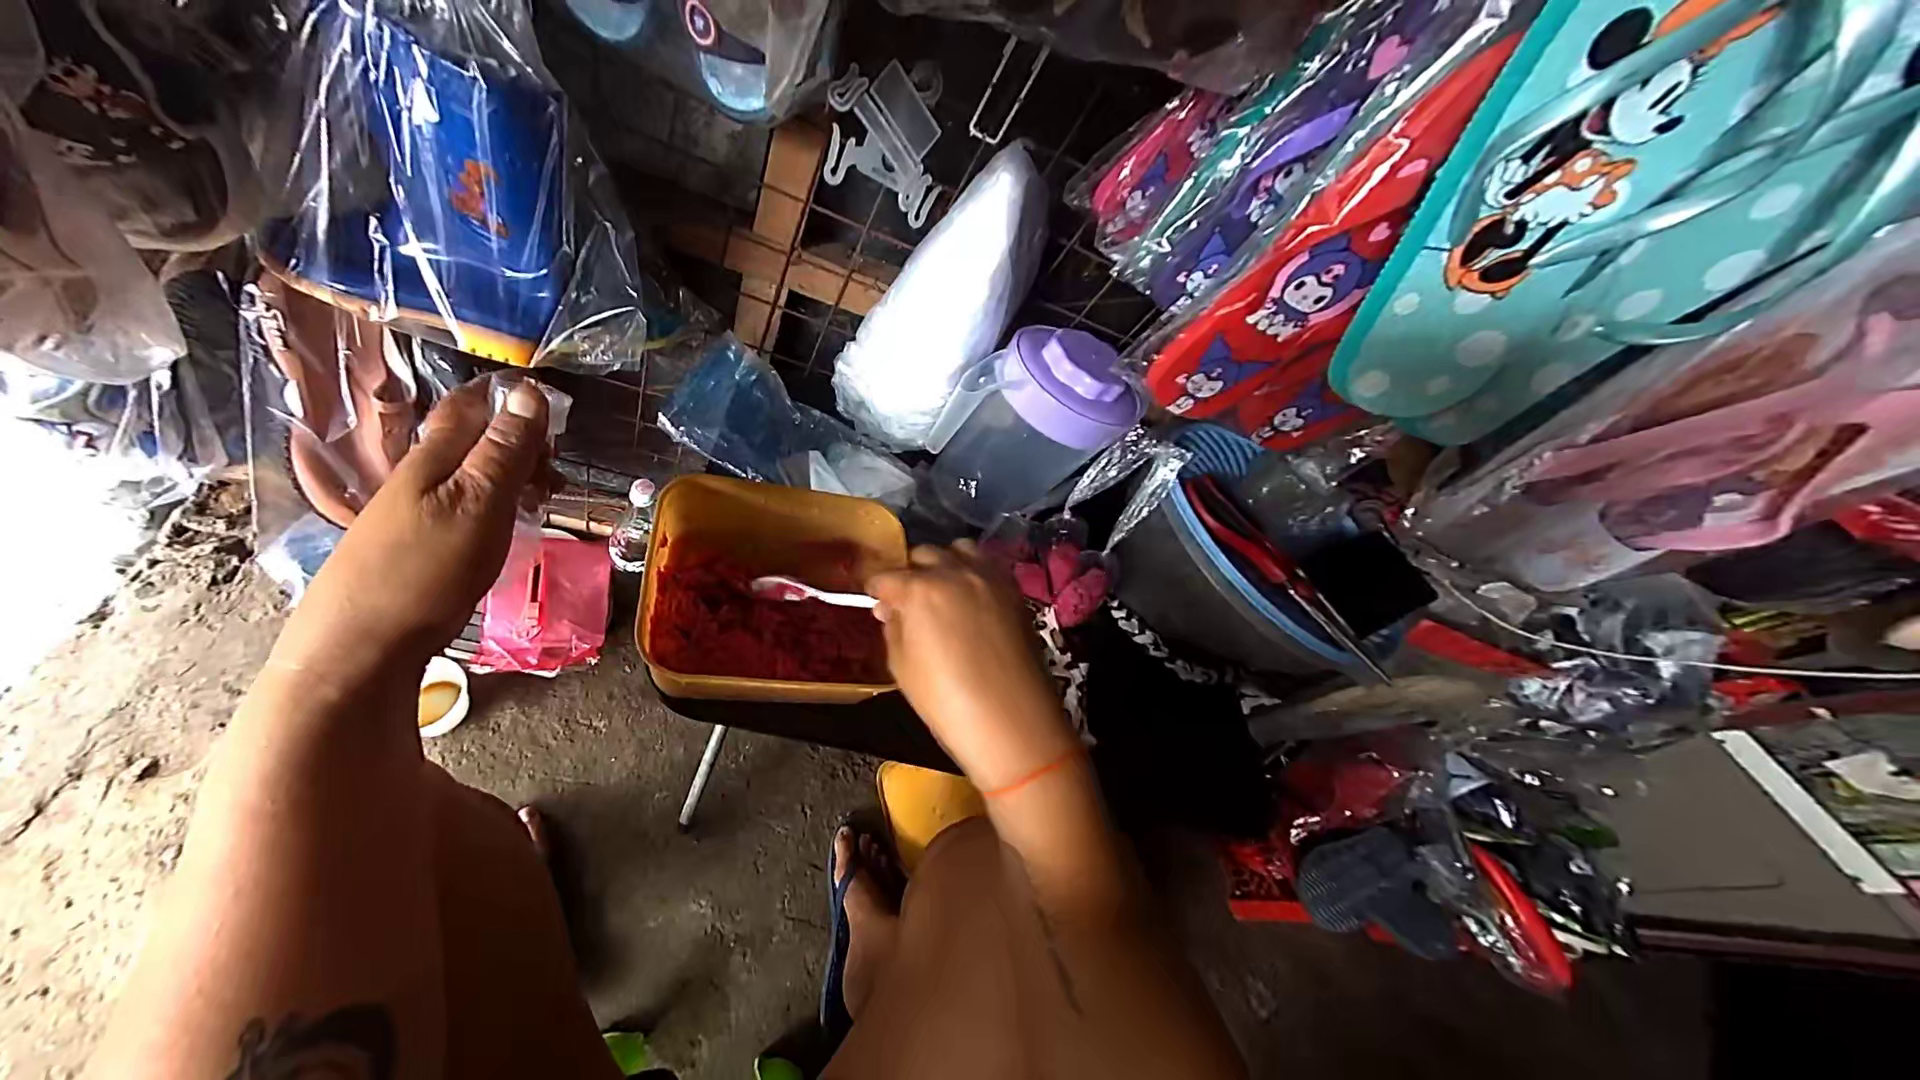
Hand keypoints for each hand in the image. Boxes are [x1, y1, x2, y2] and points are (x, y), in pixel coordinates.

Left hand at [270, 377, 551, 676]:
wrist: (362, 645)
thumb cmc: (427, 569)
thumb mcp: (480, 504)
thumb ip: (505, 451)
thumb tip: (528, 393)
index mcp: (435, 455)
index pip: (473, 402)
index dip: (512, 395)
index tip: (558, 409)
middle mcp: (423, 471)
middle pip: (477, 435)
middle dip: (524, 439)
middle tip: (557, 472)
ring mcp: (419, 505)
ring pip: (476, 469)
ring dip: (517, 473)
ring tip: (546, 500)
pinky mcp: (422, 536)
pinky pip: (470, 499)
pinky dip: (501, 500)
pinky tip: (514, 523)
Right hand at [866, 542, 1078, 790]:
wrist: (1013, 721)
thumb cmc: (947, 701)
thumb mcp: (902, 667)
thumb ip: (893, 627)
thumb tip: (892, 608)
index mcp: (920, 590)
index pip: (886, 576)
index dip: (876, 588)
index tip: (875, 599)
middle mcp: (955, 572)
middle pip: (923, 555)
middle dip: (910, 573)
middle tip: (906, 600)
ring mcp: (989, 578)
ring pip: (959, 550)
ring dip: (944, 564)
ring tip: (941, 591)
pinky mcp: (1013, 591)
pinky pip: (987, 566)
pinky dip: (972, 572)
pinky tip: (969, 598)